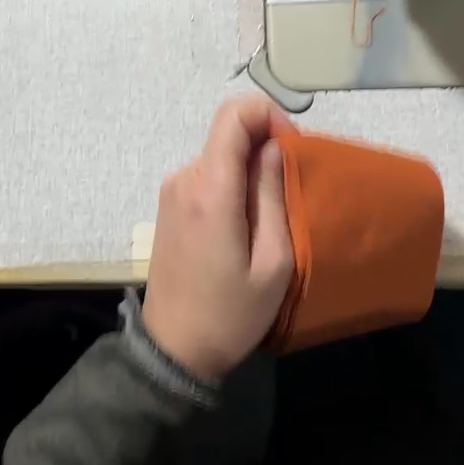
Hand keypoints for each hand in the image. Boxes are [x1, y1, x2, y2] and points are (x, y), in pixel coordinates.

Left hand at [142, 95, 294, 382]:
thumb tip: (274, 145)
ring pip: (220, 154)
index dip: (268, 115)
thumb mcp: (273, 261)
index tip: (293, 147)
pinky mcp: (170, 204)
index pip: (233, 115)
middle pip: (228, 133)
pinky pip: (208, 174)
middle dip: (265, 147)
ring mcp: (172, 190)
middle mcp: (185, 178)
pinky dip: (232, 183)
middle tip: (290, 189)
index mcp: (210, 189)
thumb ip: (272, 194)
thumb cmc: (231, 313)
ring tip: (270, 217)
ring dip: (250, 169)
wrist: (175, 349)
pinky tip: (245, 224)